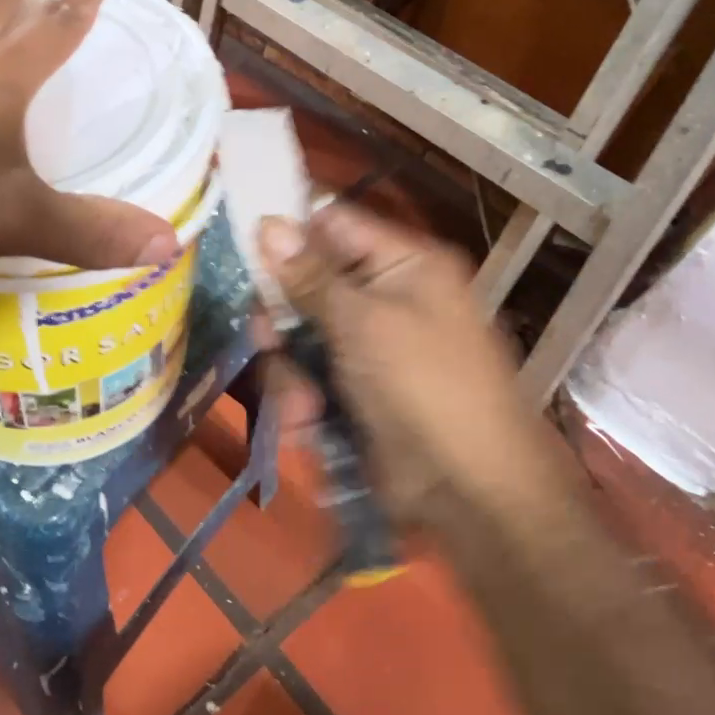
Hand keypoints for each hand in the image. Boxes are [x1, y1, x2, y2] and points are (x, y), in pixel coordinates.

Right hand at [257, 204, 563, 517]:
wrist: (472, 493)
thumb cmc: (425, 387)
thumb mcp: (363, 322)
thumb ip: (309, 274)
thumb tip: (268, 222)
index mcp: (403, 265)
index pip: (332, 224)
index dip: (288, 231)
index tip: (242, 243)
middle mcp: (384, 298)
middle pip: (304, 284)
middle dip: (280, 316)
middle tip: (265, 337)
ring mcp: (367, 348)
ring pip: (297, 336)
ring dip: (288, 371)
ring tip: (301, 405)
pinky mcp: (352, 391)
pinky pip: (306, 378)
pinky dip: (300, 401)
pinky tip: (307, 424)